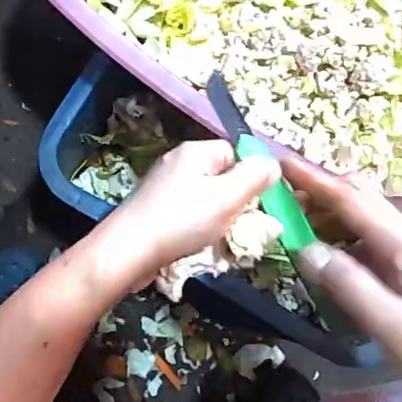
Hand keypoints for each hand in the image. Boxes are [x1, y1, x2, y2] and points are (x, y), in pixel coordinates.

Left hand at [88, 140, 279, 293]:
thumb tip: (273, 164)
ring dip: (216, 221)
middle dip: (233, 203)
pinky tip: (196, 247)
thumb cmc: (182, 219)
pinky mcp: (152, 210)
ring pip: (204, 200)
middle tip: (237, 226)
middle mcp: (177, 163)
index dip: (250, 177)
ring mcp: (162, 187)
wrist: (128, 250)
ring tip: (217, 241)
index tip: (256, 203)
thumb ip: (255, 177)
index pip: (235, 152)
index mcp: (195, 151)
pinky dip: (195, 230)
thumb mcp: (228, 196)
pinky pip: (185, 215)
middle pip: (220, 177)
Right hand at [285, 163, 401, 401]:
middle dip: (315, 188)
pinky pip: (359, 233)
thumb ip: (350, 285)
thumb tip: (306, 250)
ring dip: (323, 210)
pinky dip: (333, 230)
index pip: (351, 198)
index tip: (280, 163)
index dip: (314, 179)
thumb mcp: (393, 322)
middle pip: (355, 196)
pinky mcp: (399, 263)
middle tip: (277, 193)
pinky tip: (317, 247)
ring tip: (289, 219)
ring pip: (356, 213)